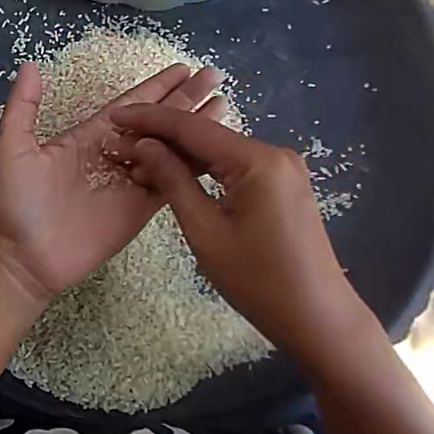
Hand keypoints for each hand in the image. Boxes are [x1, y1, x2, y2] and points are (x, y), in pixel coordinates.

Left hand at [0, 61, 225, 307]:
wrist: (25, 257)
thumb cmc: (17, 202)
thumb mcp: (13, 147)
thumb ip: (24, 106)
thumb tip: (30, 65)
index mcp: (90, 136)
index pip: (132, 104)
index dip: (158, 85)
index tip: (184, 68)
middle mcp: (116, 154)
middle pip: (159, 120)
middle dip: (186, 98)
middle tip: (215, 76)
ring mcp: (130, 182)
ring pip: (170, 148)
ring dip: (196, 128)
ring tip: (224, 106)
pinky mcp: (140, 209)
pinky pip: (170, 182)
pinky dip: (192, 165)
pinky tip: (214, 149)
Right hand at [106, 104, 383, 356]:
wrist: (318, 317)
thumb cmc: (258, 280)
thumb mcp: (205, 231)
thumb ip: (173, 181)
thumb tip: (144, 145)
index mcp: (257, 159)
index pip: (192, 127)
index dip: (150, 120)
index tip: (114, 116)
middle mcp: (273, 152)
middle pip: (207, 135)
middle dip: (162, 137)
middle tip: (120, 142)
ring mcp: (282, 168)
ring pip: (219, 151)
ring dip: (180, 155)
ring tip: (139, 160)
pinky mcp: (282, 184)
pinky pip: (234, 167)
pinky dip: (204, 170)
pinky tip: (176, 174)